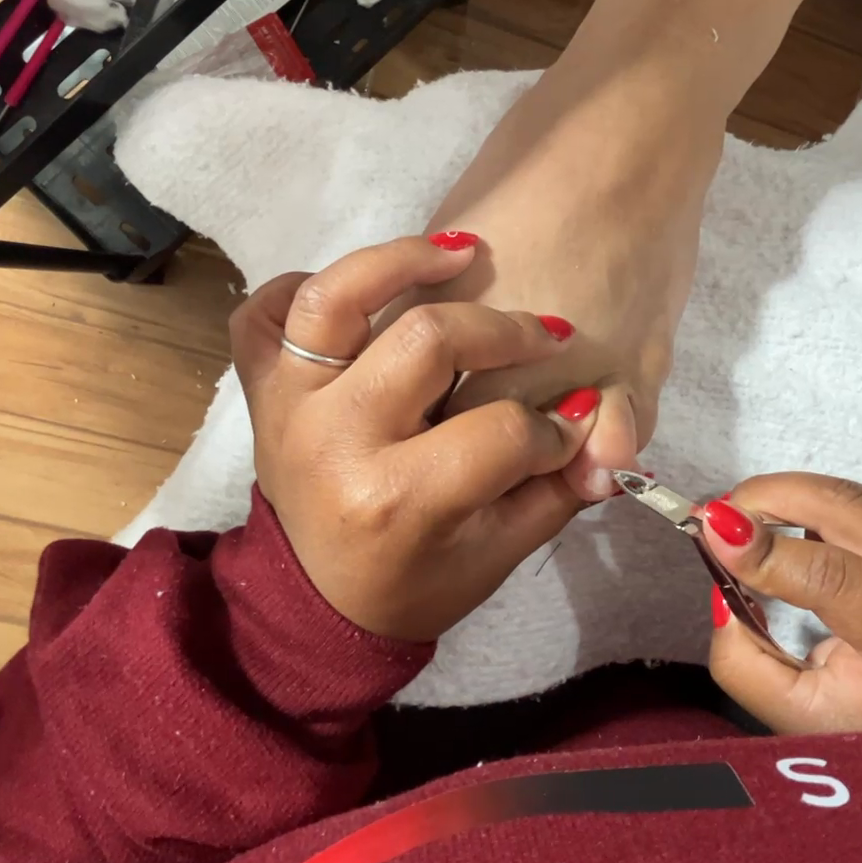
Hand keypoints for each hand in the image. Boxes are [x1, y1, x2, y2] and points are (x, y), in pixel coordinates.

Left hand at [231, 234, 601, 641]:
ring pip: (336, 296)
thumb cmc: (420, 583)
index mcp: (398, 500)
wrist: (321, 606)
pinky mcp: (262, 393)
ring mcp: (289, 407)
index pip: (501, 433)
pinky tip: (363, 294)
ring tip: (461, 256)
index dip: (555, 428)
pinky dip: (304, 287)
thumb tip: (599, 423)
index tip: (569, 426)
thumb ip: (560, 488)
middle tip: (544, 335)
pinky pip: (263, 314)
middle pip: (428, 339)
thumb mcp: (501, 553)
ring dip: (403, 260)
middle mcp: (335, 441)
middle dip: (506, 331)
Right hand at [701, 474, 861, 735]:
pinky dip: (828, 507)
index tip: (711, 528)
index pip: (838, 580)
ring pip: (853, 494)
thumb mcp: (798, 715)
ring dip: (793, 501)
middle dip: (769, 495)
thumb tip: (724, 569)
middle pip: (848, 507)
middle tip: (719, 512)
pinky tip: (820, 539)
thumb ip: (741, 657)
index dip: (769, 549)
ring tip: (763, 532)